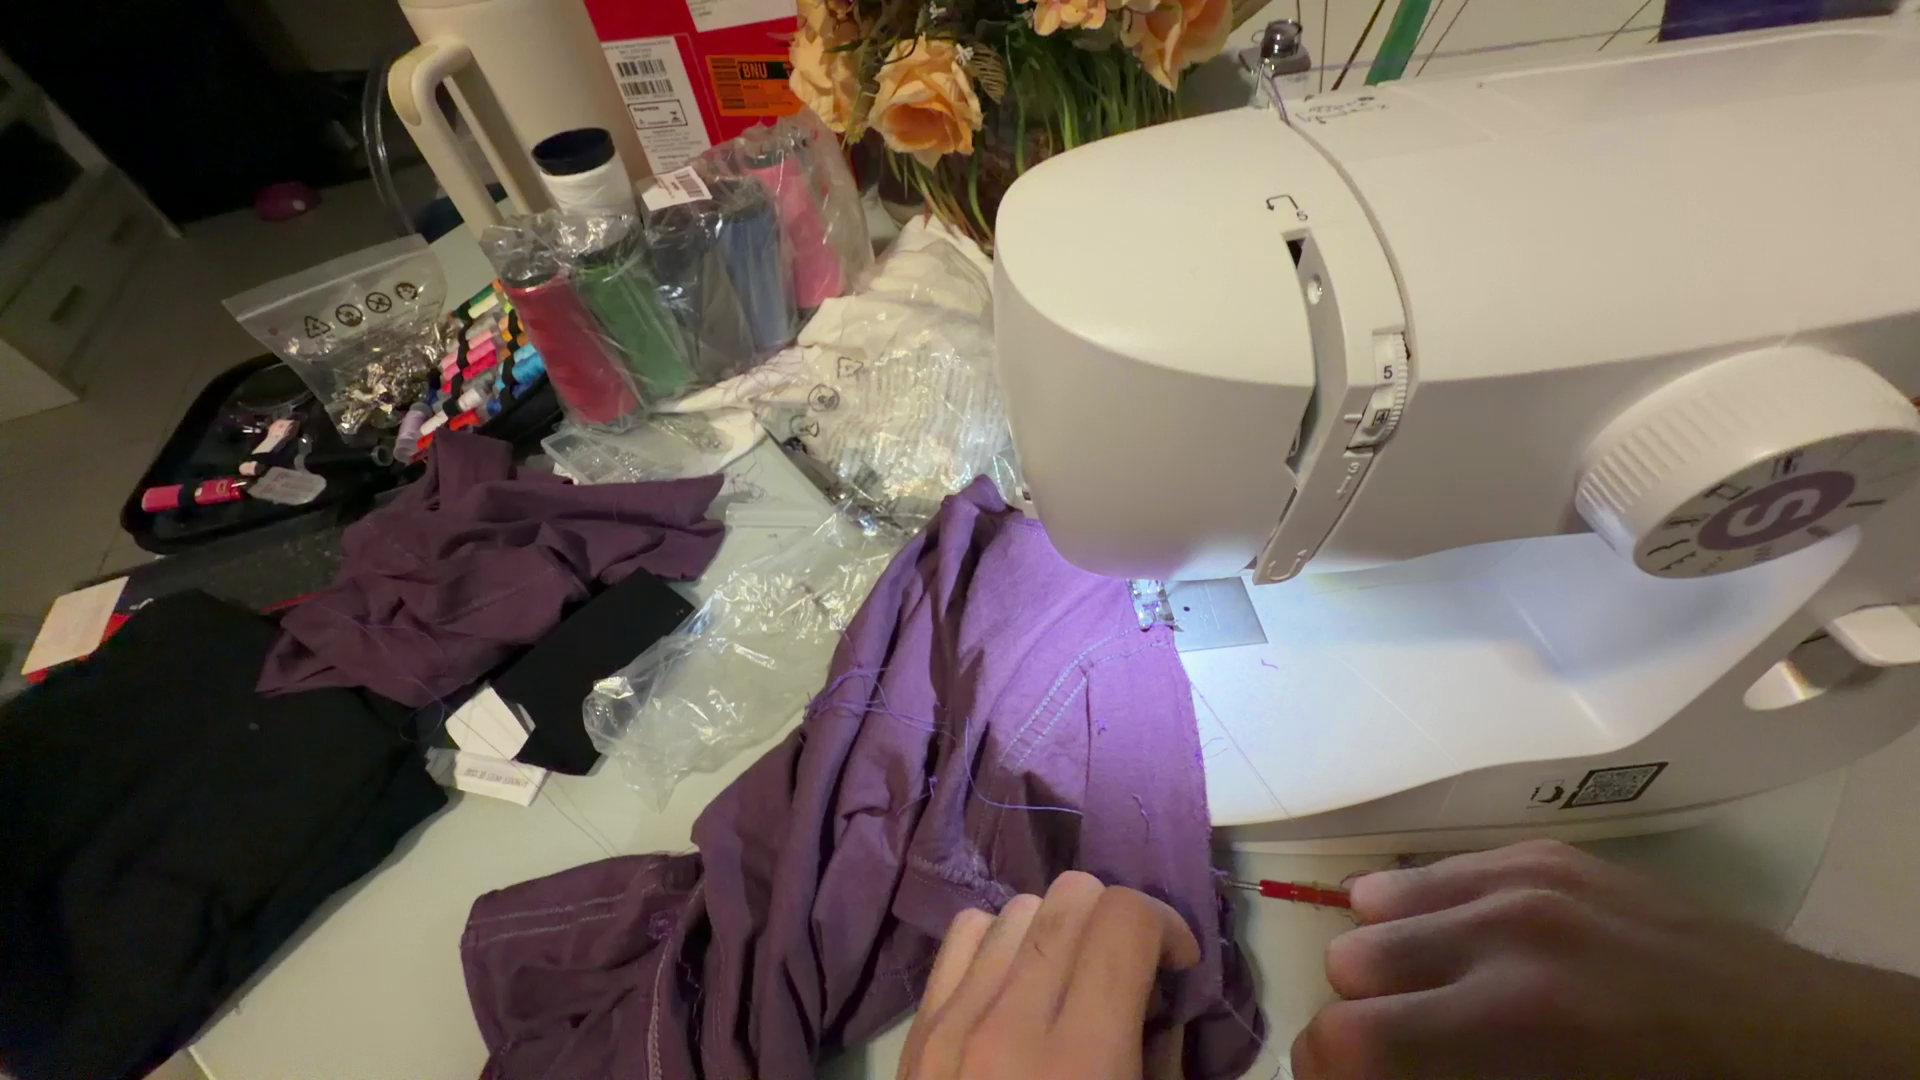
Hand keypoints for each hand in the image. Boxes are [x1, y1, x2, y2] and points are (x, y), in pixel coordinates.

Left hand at [898, 871, 1198, 1079]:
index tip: (1178, 964)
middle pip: (1071, 895)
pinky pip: (967, 933)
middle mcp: (1008, 1021)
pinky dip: (1003, 940)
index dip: (1165, 925)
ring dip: (1060, 928)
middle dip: (1116, 918)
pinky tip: (1018, 985)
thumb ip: (1165, 1062)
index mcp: (1079, 1060)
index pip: (1123, 918)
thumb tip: (1160, 998)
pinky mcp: (920, 1028)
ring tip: (1074, 979)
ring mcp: (952, 1019)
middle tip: (1133, 968)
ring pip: (1020, 906)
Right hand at [1293, 839, 1919, 1079]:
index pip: (1356, 1033)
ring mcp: (1520, 878)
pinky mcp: (1541, 853)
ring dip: (1390, 947)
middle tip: (1403, 1035)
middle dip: (1364, 1005)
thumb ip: (1458, 1077)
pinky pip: (1435, 870)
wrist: (1828, 1045)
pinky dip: (1430, 908)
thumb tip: (1380, 1066)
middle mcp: (1502, 932)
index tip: (1330, 1073)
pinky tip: (1470, 940)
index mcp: (1517, 1019)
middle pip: (1352, 956)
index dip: (1324, 1061)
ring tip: (1432, 980)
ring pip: (1375, 897)